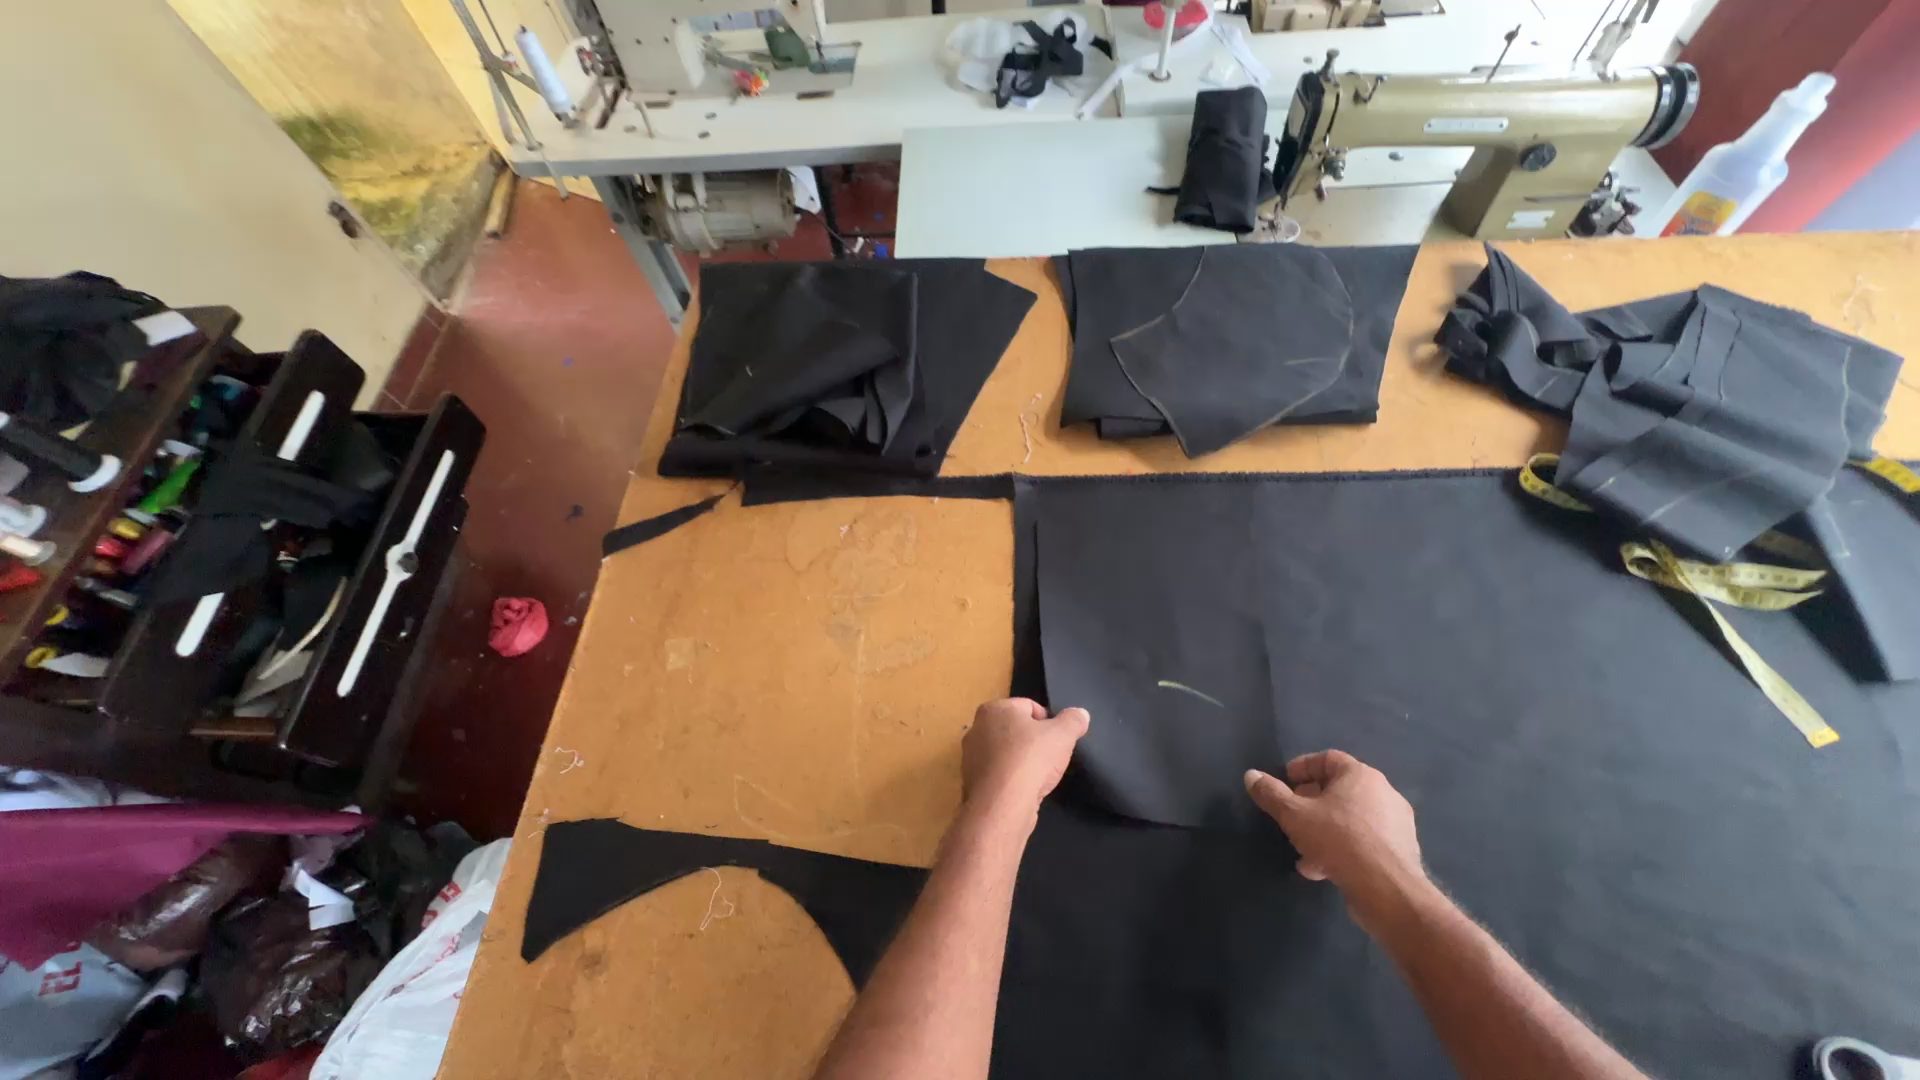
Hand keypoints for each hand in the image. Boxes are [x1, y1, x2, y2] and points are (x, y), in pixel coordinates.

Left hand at [961, 698, 1089, 821]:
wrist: (1002, 804)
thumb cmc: (1031, 759)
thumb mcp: (1062, 735)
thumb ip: (1073, 721)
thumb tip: (1081, 713)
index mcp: (994, 709)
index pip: (1027, 706)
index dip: (1047, 721)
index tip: (1057, 739)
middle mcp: (976, 728)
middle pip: (1014, 729)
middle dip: (1032, 741)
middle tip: (1050, 757)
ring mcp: (970, 757)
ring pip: (1005, 753)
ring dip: (1021, 761)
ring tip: (1037, 776)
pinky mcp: (972, 782)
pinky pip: (998, 774)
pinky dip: (1010, 779)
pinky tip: (1023, 790)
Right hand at [1244, 751, 1425, 928]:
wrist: (1387, 889)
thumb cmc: (1338, 839)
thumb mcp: (1294, 815)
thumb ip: (1271, 793)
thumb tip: (1251, 775)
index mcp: (1360, 775)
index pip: (1328, 758)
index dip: (1302, 767)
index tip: (1284, 782)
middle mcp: (1384, 793)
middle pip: (1340, 789)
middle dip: (1311, 801)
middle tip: (1291, 814)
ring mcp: (1396, 823)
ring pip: (1351, 818)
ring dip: (1324, 828)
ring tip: (1302, 848)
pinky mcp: (1400, 851)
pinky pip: (1364, 841)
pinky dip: (1342, 848)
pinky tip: (1321, 868)